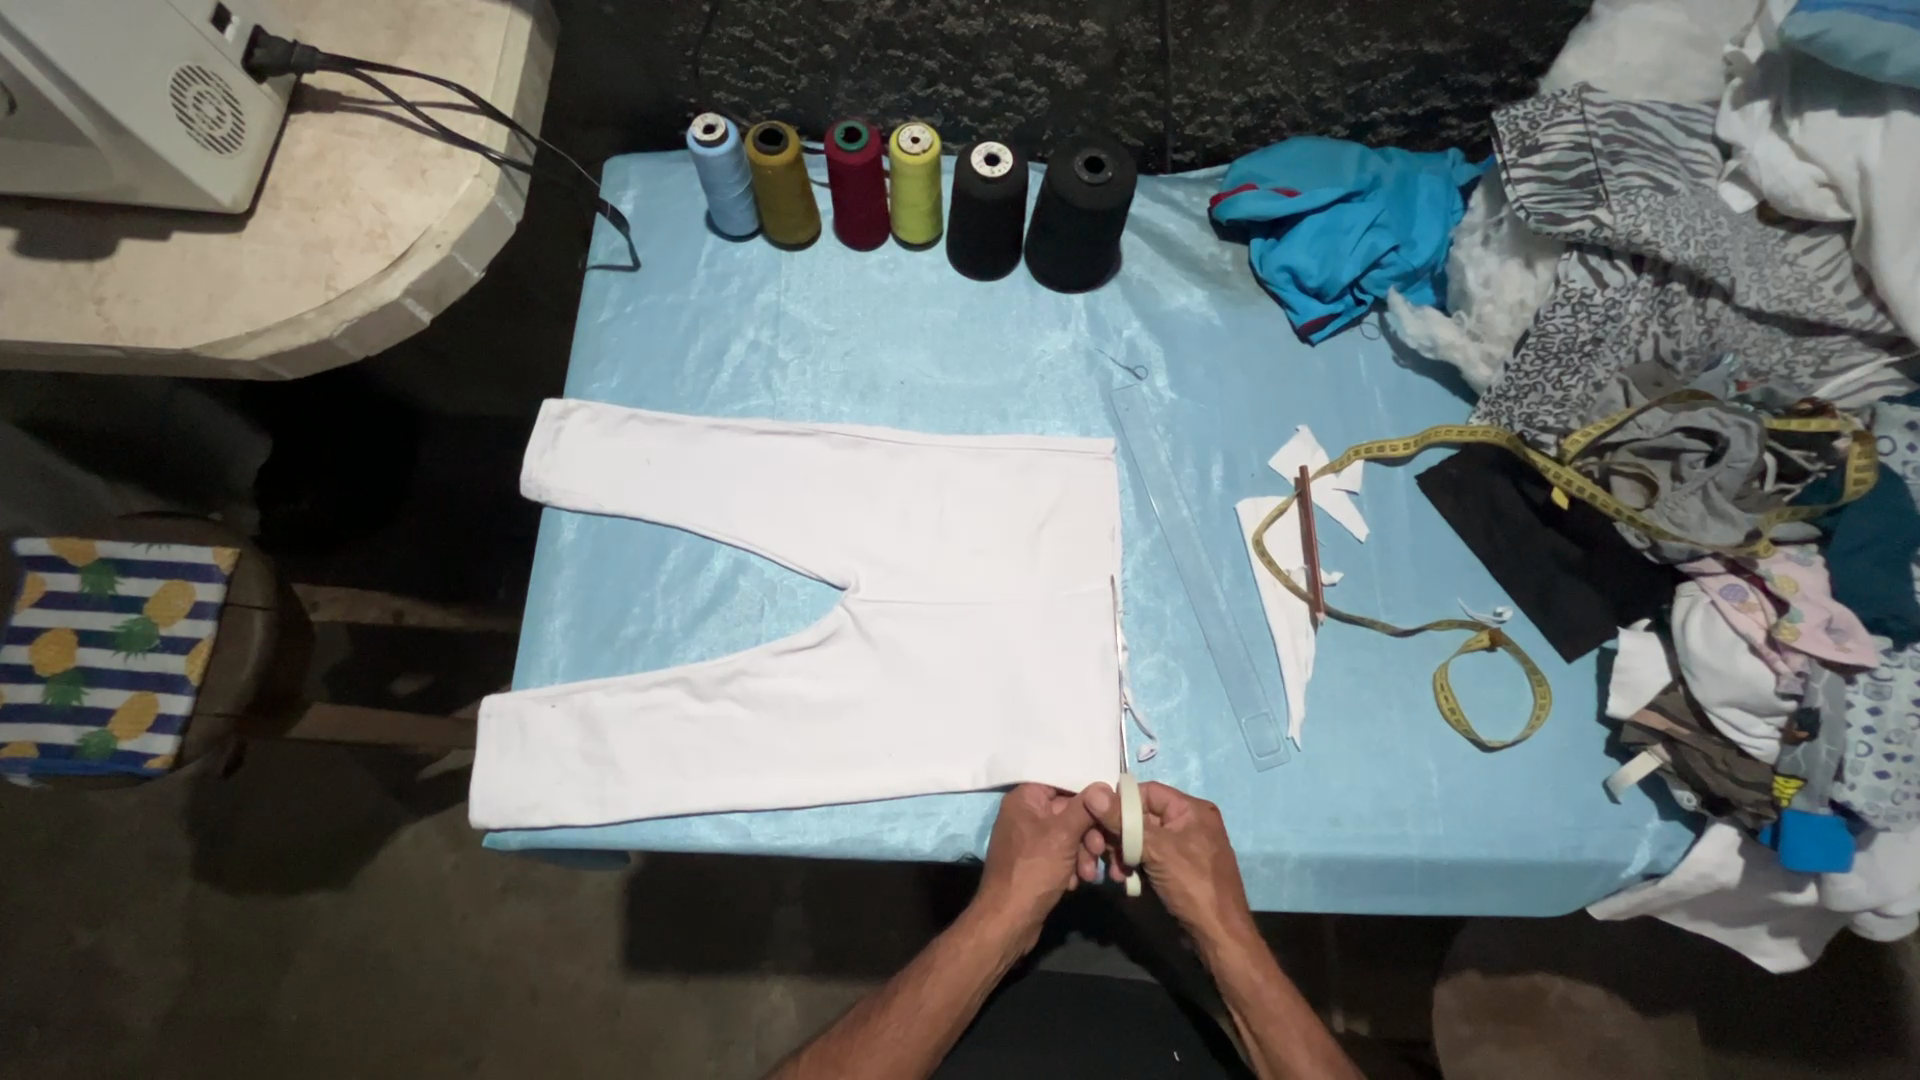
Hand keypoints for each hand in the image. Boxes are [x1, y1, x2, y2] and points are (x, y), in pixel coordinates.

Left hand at [974, 784, 1095, 950]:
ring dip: (1084, 853)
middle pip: (1068, 811)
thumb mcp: (1063, 835)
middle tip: (1100, 850)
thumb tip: (1102, 784)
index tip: (1109, 805)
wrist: (1010, 920)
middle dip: (1088, 832)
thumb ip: (1084, 808)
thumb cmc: (1034, 870)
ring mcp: (1029, 840)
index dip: (1086, 794)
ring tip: (1088, 874)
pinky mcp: (1035, 862)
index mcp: (1025, 799)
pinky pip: (1061, 854)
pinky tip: (1076, 882)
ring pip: (1068, 836)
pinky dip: (1072, 866)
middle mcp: (1025, 814)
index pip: (1061, 783)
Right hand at [1078, 781, 1254, 948]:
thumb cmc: (1193, 886)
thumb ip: (1123, 820)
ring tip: (1115, 872)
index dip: (1120, 802)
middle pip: (1141, 816)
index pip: (1147, 791)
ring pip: (1140, 839)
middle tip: (1101, 850)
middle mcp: (1187, 823)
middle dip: (1119, 834)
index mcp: (1191, 809)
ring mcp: (1182, 847)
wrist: (1218, 937)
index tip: (1096, 816)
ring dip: (1122, 853)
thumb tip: (1094, 792)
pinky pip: (1147, 857)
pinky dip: (1133, 866)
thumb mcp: (1156, 849)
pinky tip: (1123, 880)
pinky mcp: (1175, 869)